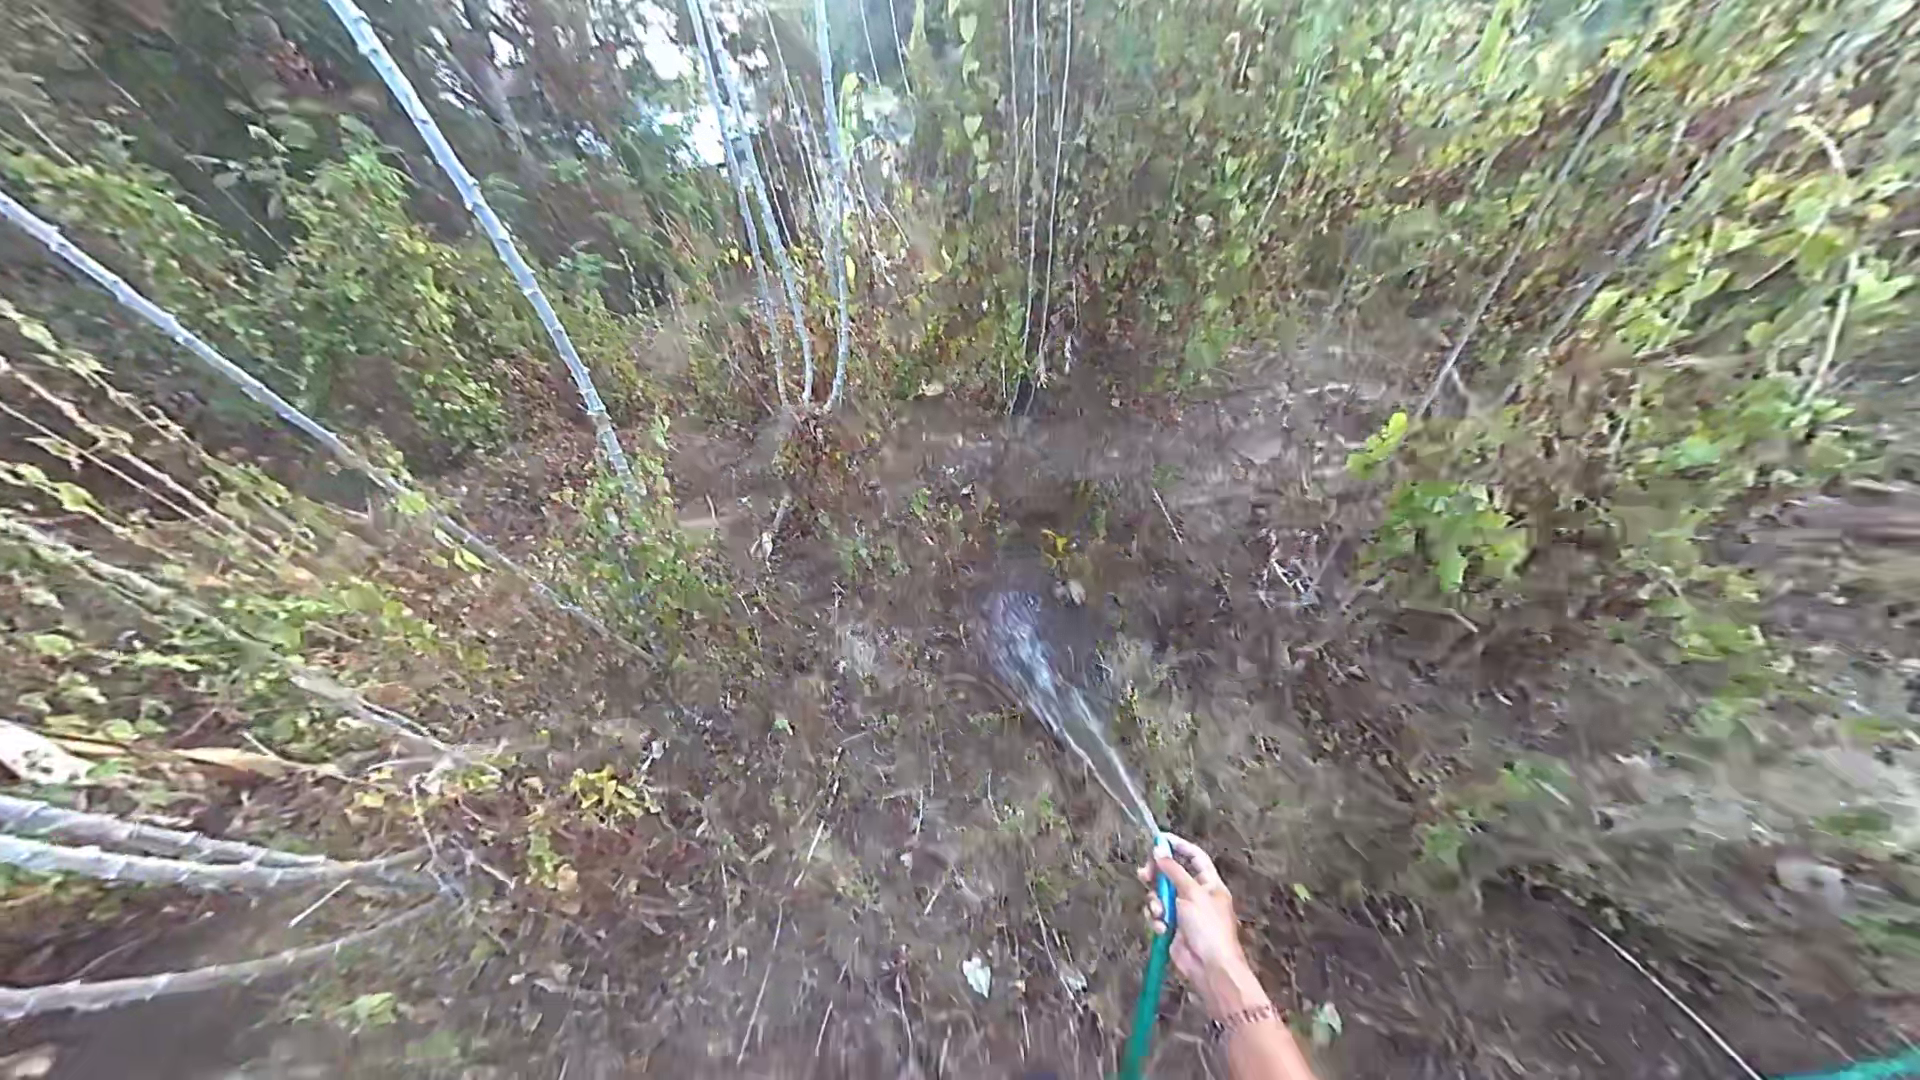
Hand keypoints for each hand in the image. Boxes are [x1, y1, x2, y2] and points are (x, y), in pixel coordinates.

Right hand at [1138, 833, 1268, 1019]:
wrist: (1211, 969)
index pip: (1194, 856)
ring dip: (1155, 900)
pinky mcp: (1173, 926)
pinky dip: (1157, 918)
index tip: (1159, 839)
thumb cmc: (1208, 928)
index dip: (1178, 845)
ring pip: (1161, 894)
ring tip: (1158, 910)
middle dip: (1157, 874)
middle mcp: (1196, 894)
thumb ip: (1172, 870)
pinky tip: (1161, 927)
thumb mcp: (1191, 893)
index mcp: (1209, 883)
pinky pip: (1158, 913)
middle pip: (1172, 873)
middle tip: (1144, 874)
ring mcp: (1184, 911)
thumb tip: (1158, 851)